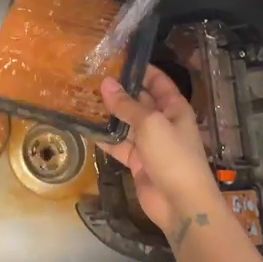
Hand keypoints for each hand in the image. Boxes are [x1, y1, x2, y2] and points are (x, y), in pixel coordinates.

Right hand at [98, 67, 224, 239]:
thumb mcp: (150, 124)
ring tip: (82, 98)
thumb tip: (106, 83)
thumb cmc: (173, 156)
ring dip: (108, 114)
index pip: (158, 81)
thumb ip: (126, 104)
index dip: (141, 69)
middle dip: (119, 91)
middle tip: (91, 77)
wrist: (181, 203)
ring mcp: (150, 143)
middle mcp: (163, 122)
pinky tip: (85, 128)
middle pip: (139, 101)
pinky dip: (104, 138)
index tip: (117, 58)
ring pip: (126, 123)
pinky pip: (119, 145)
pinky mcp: (137, 162)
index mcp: (174, 108)